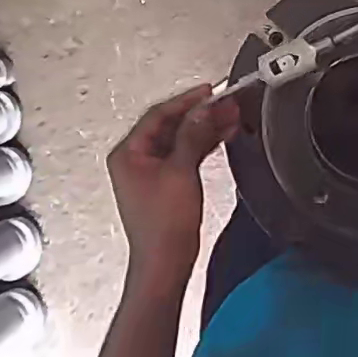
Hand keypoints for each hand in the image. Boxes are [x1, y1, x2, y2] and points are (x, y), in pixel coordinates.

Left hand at [107, 85, 239, 289]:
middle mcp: (135, 159)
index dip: (185, 101)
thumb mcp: (181, 171)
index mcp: (128, 153)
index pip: (158, 115)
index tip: (208, 91)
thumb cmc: (164, 224)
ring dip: (204, 128)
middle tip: (224, 104)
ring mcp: (150, 172)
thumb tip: (204, 110)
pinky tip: (222, 136)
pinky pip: (184, 154)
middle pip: (170, 125)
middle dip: (199, 114)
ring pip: (180, 139)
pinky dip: (202, 144)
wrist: (166, 264)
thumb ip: (193, 135)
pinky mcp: (165, 183)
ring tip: (229, 116)